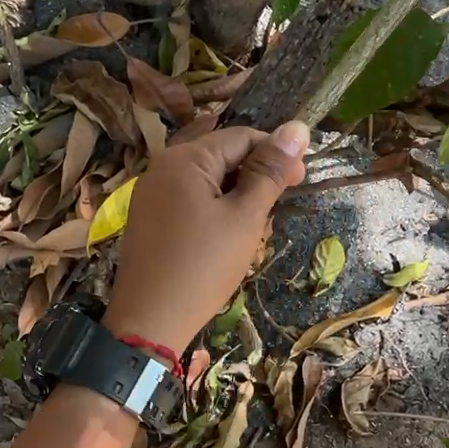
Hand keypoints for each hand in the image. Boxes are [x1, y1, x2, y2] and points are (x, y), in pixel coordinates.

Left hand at [103, 122, 308, 350]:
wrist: (149, 320)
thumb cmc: (202, 266)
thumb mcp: (245, 217)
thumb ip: (269, 171)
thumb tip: (297, 127)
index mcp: (183, 158)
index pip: (242, 137)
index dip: (276, 155)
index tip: (300, 182)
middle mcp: (160, 167)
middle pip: (221, 157)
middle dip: (253, 181)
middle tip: (271, 216)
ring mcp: (149, 195)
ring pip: (206, 182)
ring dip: (234, 201)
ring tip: (247, 235)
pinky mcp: (147, 220)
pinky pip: (188, 203)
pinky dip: (211, 215)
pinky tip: (222, 243)